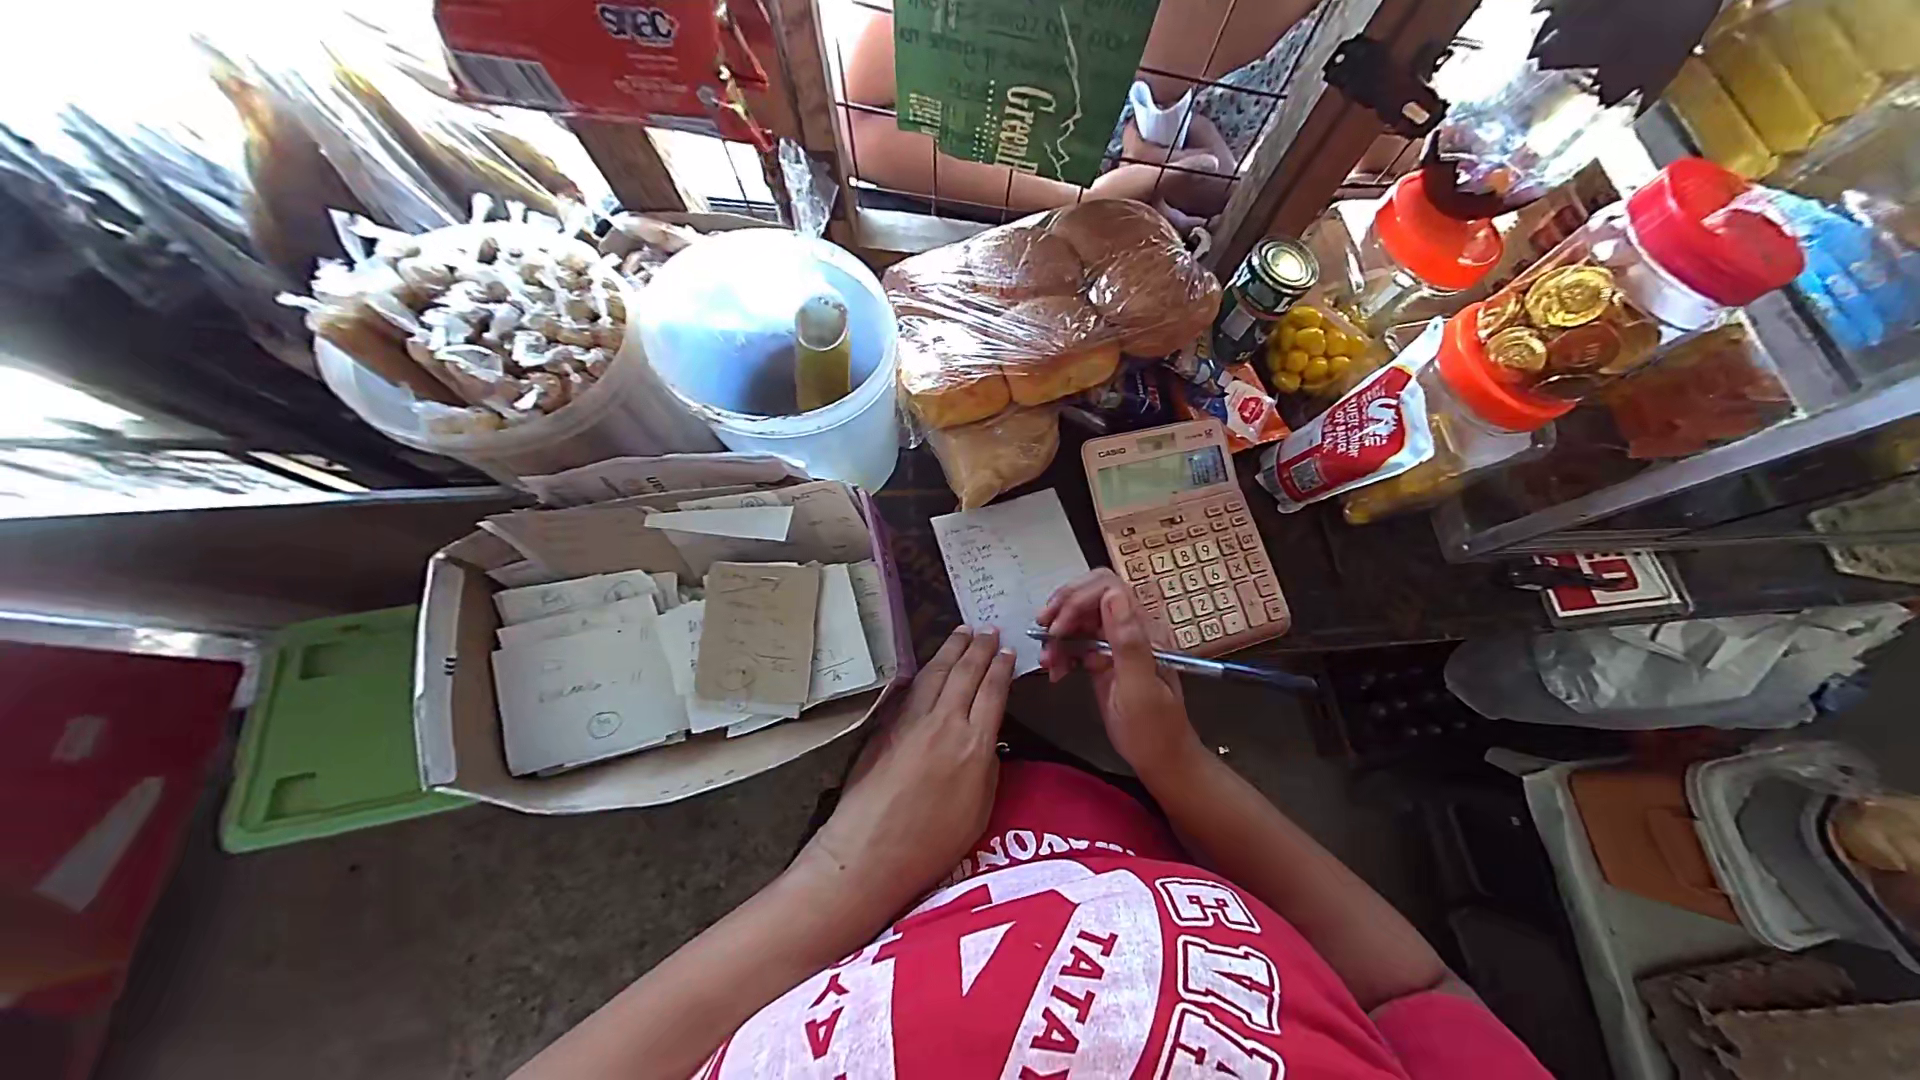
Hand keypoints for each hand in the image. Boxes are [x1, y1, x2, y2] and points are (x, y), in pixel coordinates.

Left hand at [797, 625, 1012, 915]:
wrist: (869, 850)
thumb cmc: (931, 845)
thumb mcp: (979, 811)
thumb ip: (986, 768)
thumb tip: (985, 742)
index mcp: (974, 746)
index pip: (993, 692)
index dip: (1001, 668)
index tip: (1007, 651)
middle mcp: (945, 723)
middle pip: (966, 673)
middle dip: (979, 648)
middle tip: (988, 628)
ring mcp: (913, 721)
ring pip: (937, 673)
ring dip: (952, 649)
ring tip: (962, 632)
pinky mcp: (889, 724)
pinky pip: (915, 687)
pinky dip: (928, 669)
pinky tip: (932, 664)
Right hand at [1036, 570, 1199, 777]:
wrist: (1162, 762)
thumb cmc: (1154, 730)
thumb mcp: (1139, 687)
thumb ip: (1127, 640)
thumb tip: (1112, 595)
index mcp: (1146, 629)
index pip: (1109, 589)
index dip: (1078, 599)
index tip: (1058, 627)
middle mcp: (1131, 629)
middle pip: (1090, 597)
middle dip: (1063, 610)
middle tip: (1043, 633)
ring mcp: (1116, 644)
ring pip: (1079, 620)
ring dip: (1058, 635)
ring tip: (1047, 660)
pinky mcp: (1104, 659)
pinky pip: (1077, 643)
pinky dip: (1062, 652)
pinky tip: (1055, 671)